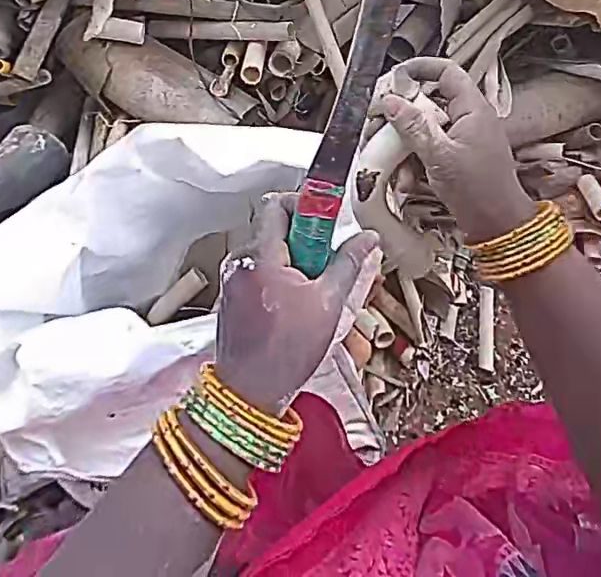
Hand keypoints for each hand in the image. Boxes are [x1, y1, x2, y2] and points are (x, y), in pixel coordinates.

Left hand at [214, 193, 378, 412]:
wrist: (247, 395)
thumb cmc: (285, 353)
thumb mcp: (328, 304)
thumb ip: (348, 264)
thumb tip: (368, 238)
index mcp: (261, 256)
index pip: (278, 204)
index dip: (306, 205)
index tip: (327, 221)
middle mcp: (241, 260)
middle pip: (277, 227)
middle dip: (307, 240)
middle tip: (326, 264)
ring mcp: (234, 277)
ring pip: (270, 250)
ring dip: (296, 260)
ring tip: (313, 290)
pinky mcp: (232, 293)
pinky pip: (260, 268)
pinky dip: (281, 276)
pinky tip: (296, 303)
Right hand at [378, 57, 535, 240]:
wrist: (499, 226)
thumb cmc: (478, 191)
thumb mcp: (440, 156)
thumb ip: (414, 126)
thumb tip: (390, 100)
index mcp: (473, 109)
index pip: (447, 71)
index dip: (420, 68)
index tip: (395, 77)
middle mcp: (469, 117)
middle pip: (431, 98)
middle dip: (404, 111)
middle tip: (382, 120)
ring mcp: (464, 136)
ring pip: (427, 124)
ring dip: (407, 139)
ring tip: (393, 156)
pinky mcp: (458, 154)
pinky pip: (431, 144)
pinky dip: (416, 157)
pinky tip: (407, 177)